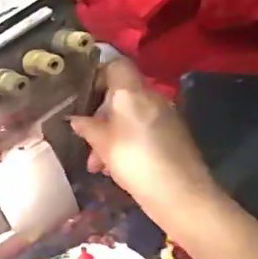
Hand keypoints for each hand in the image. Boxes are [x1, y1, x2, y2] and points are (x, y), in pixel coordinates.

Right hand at [69, 58, 221, 220]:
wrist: (181, 193)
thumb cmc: (135, 161)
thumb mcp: (101, 144)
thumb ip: (87, 127)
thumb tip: (76, 119)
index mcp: (133, 93)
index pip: (117, 65)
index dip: (98, 73)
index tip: (83, 92)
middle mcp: (152, 98)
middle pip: (122, 93)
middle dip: (101, 112)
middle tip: (86, 135)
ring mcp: (166, 116)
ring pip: (131, 114)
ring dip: (112, 131)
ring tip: (97, 160)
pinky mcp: (174, 134)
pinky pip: (143, 128)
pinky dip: (127, 140)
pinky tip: (115, 165)